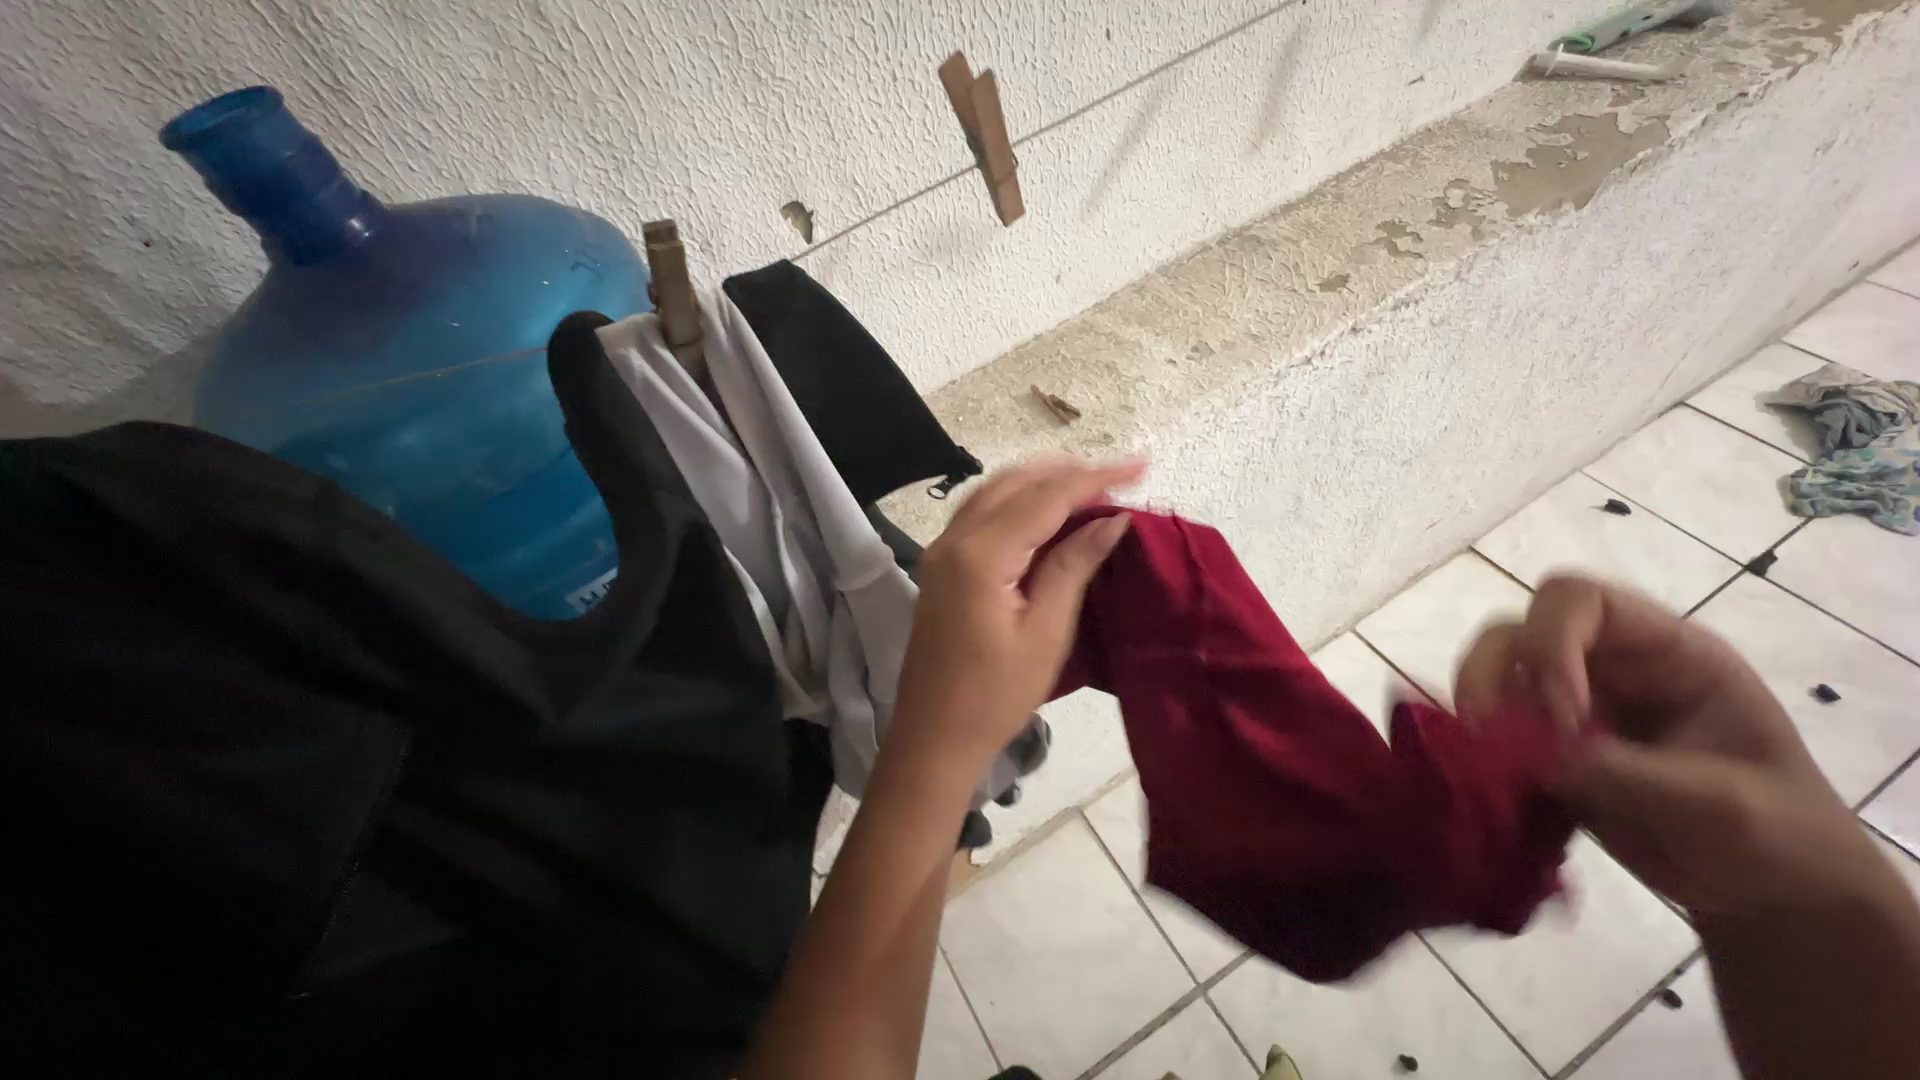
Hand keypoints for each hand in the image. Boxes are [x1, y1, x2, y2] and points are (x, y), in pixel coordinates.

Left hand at [889, 459, 1144, 774]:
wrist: (933, 737)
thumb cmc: (994, 696)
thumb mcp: (1045, 633)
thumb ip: (1073, 566)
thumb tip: (1111, 520)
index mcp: (980, 555)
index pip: (1045, 498)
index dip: (1095, 478)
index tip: (1140, 466)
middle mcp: (953, 540)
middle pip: (1014, 483)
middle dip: (1067, 473)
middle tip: (1119, 477)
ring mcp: (941, 551)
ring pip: (993, 492)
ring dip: (1040, 482)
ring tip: (1090, 486)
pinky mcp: (940, 566)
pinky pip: (980, 514)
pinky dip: (1016, 501)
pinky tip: (1045, 512)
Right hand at [1454, 575, 1893, 916]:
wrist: (1772, 900)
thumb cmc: (1780, 838)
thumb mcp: (1719, 803)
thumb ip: (1623, 770)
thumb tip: (1527, 753)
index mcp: (1665, 651)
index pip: (1581, 601)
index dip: (1552, 642)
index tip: (1563, 717)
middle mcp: (1608, 664)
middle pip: (1517, 631)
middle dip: (1493, 674)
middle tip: (1494, 735)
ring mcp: (1571, 704)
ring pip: (1489, 671)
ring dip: (1476, 706)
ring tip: (1483, 757)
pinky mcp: (1544, 746)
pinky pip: (1488, 724)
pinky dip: (1474, 744)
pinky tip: (1486, 777)